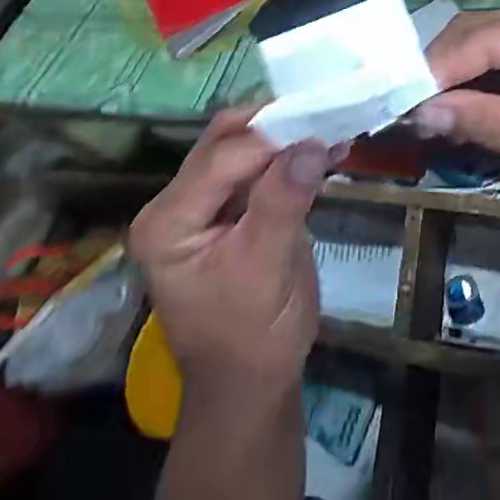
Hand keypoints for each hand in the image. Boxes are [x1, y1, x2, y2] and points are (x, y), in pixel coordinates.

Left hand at [125, 108, 329, 397]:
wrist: (253, 383)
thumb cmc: (252, 336)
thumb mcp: (267, 270)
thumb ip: (283, 203)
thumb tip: (312, 144)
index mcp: (167, 222)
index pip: (221, 159)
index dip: (272, 138)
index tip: (324, 123)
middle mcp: (176, 205)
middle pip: (225, 142)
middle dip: (276, 126)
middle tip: (326, 115)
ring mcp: (203, 205)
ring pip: (243, 148)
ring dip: (286, 136)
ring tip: (331, 127)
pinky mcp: (230, 209)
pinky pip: (259, 169)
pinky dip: (291, 156)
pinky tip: (326, 150)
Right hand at [412, 5, 499, 222]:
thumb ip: (485, 119)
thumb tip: (418, 111)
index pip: (483, 38)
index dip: (437, 68)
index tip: (397, 102)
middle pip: (472, 39)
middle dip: (435, 74)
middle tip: (398, 111)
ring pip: (473, 57)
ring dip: (443, 87)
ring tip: (410, 116)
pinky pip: (486, 79)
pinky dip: (461, 100)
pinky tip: (440, 119)